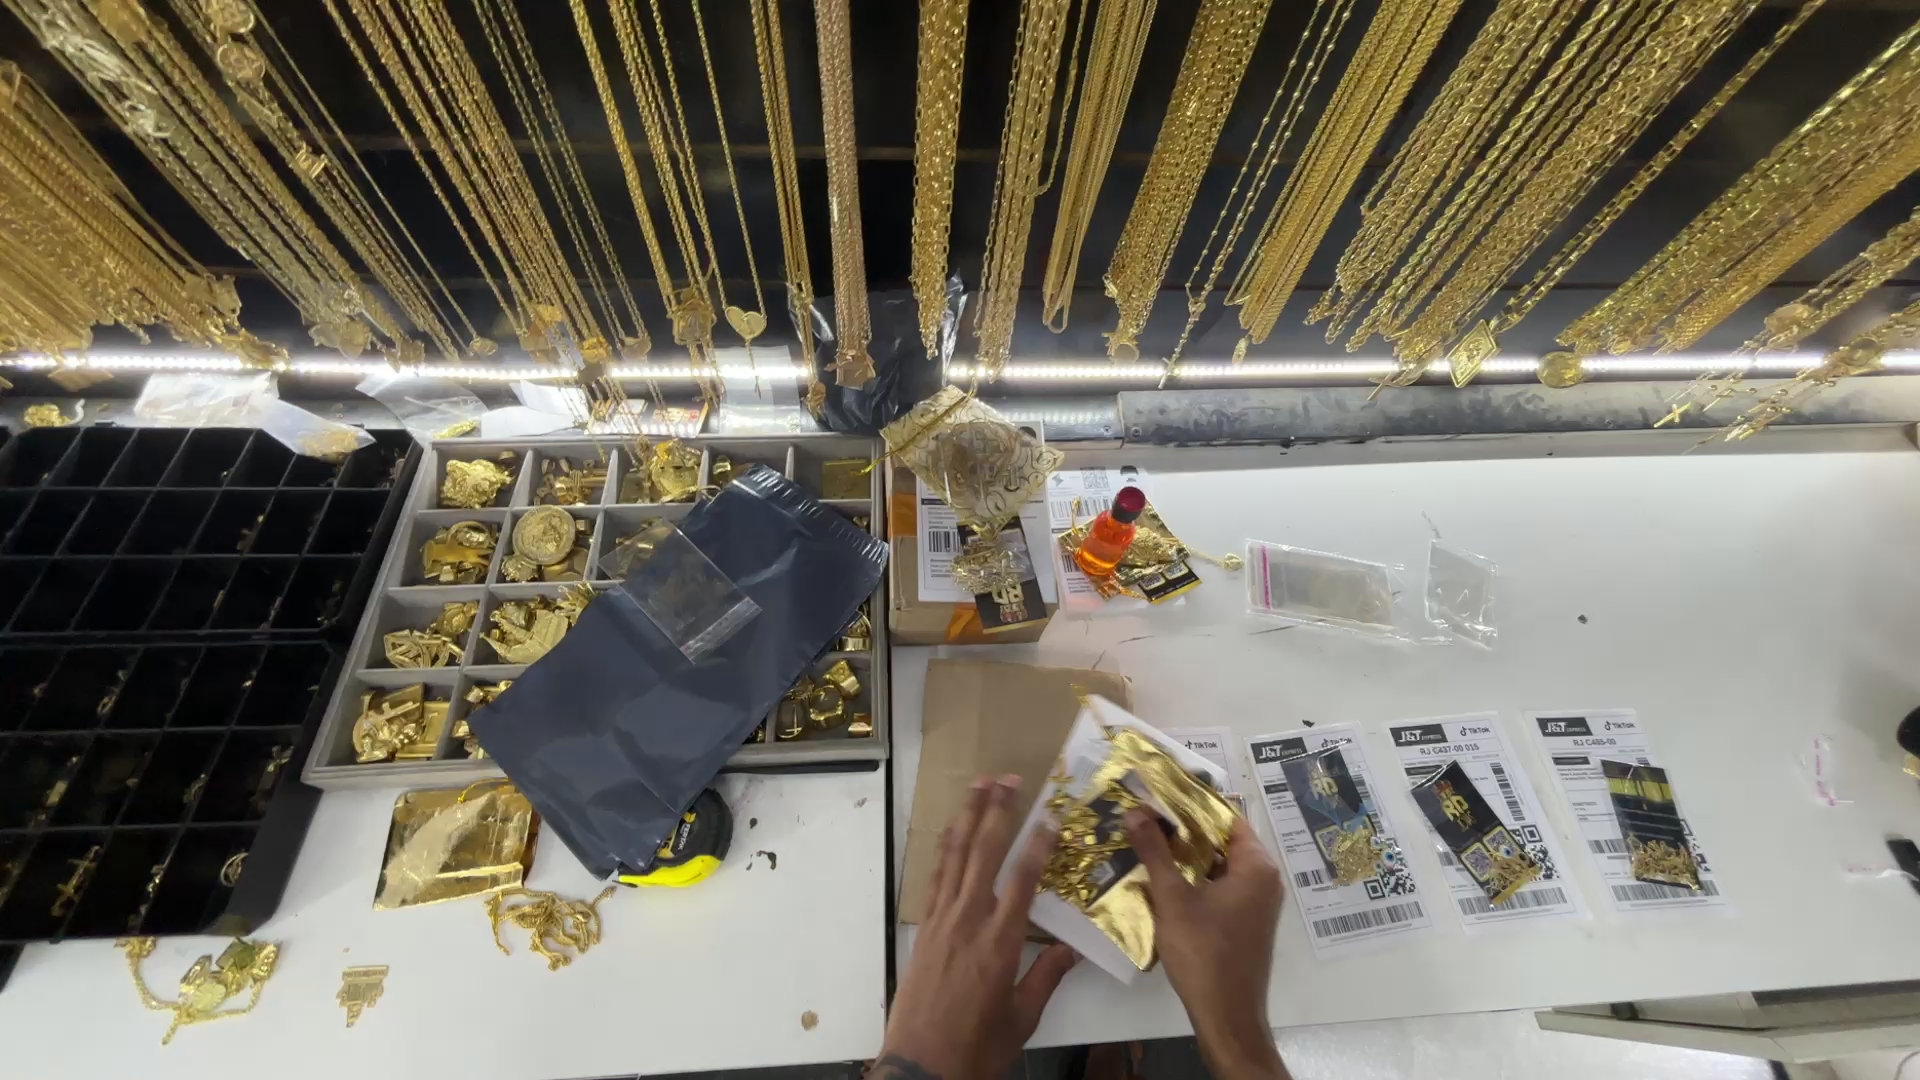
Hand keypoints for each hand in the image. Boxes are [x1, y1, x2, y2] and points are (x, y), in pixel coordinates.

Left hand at [879, 774, 1077, 1079]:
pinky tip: (951, 829)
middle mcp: (969, 920)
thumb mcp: (1022, 1019)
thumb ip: (1047, 976)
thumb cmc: (976, 1048)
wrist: (919, 1068)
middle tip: (1009, 778)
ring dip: (968, 816)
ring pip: (955, 855)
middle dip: (997, 811)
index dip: (1037, 844)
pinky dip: (945, 847)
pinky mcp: (924, 925)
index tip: (1050, 815)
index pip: (1023, 880)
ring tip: (978, 785)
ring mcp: (942, 919)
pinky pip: (936, 876)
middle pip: (984, 853)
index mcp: (1000, 942)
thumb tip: (1074, 948)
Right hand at [1127, 811, 1288, 1079]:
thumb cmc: (1204, 953)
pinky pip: (1218, 883)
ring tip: (1146, 838)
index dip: (1189, 802)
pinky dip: (1193, 876)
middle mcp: (1263, 878)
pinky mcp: (1245, 919)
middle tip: (1144, 813)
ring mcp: (1256, 901)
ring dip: (1185, 853)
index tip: (1156, 792)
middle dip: (1182, 827)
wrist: (1226, 1019)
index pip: (1223, 815)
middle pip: (1219, 837)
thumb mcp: (1172, 897)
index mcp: (1256, 866)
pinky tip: (1161, 874)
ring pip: (1216, 862)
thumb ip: (1154, 850)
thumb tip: (1135, 810)